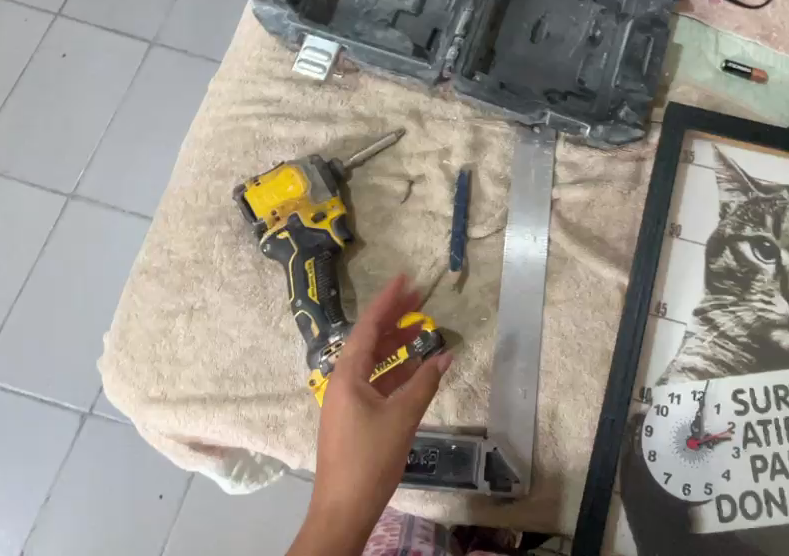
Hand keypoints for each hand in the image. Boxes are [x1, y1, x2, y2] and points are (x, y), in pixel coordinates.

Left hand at [289, 275, 452, 555]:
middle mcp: (343, 381)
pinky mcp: (356, 418)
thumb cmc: (369, 459)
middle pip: (369, 340)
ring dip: (396, 344)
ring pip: (374, 361)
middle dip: (394, 318)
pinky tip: (418, 368)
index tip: (404, 278)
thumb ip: (424, 383)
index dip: (387, 301)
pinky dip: (397, 371)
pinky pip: (377, 382)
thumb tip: (444, 356)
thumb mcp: (401, 418)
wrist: (344, 510)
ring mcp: (348, 401)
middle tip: (419, 297)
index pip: (368, 326)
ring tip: (421, 328)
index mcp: (347, 375)